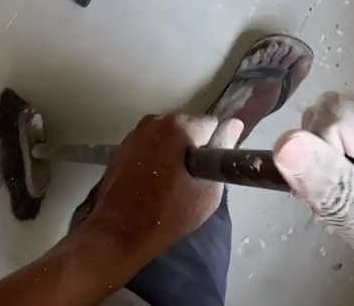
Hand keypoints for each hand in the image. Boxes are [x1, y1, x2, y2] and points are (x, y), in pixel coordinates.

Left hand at [80, 113, 234, 267]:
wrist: (118, 233)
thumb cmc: (168, 214)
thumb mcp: (207, 190)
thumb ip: (222, 152)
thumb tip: (235, 125)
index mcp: (178, 126)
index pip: (211, 125)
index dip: (215, 148)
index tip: (209, 170)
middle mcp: (155, 120)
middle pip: (188, 128)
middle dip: (193, 148)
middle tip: (191, 180)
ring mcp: (136, 132)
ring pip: (168, 136)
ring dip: (174, 152)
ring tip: (171, 183)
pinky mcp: (123, 145)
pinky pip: (151, 144)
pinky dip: (157, 156)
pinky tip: (154, 182)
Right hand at [273, 94, 353, 305]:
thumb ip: (343, 200)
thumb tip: (285, 146)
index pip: (336, 118)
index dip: (322, 166)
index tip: (339, 217)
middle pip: (333, 115)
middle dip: (325, 167)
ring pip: (330, 125)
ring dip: (331, 174)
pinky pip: (342, 138)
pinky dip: (340, 174)